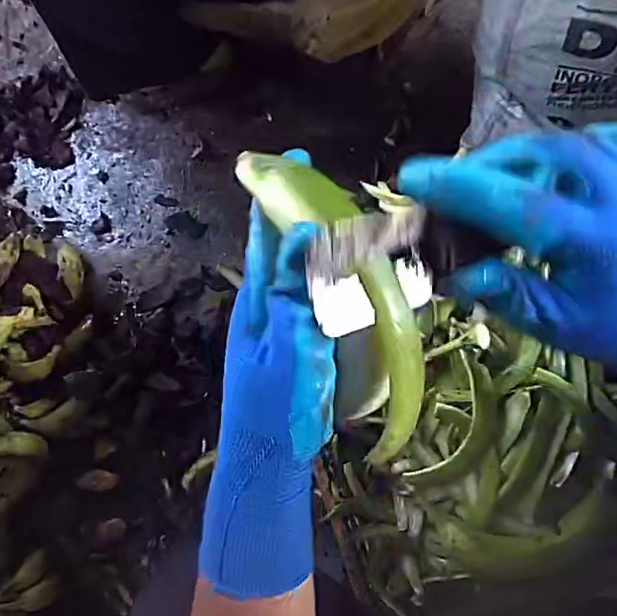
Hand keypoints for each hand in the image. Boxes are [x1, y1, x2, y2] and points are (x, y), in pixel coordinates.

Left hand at [200, 156, 337, 598]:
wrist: (270, 455)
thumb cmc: (274, 402)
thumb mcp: (284, 342)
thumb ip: (293, 288)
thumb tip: (304, 229)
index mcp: (260, 297)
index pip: (267, 233)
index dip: (278, 195)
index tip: (297, 160)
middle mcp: (269, 303)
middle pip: (288, 248)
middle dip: (308, 215)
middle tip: (340, 193)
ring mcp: (285, 324)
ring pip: (305, 272)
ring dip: (325, 246)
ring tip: (354, 226)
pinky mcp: (303, 343)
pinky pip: (320, 300)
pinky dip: (336, 281)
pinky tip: (357, 279)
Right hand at [397, 123, 616, 454]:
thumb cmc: (608, 328)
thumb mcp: (553, 324)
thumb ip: (506, 294)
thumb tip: (456, 275)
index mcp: (593, 241)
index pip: (517, 204)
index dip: (460, 188)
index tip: (412, 176)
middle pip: (539, 156)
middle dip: (485, 166)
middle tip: (450, 186)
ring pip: (567, 140)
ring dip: (521, 155)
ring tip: (493, 180)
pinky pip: (612, 135)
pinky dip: (579, 143)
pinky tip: (564, 167)